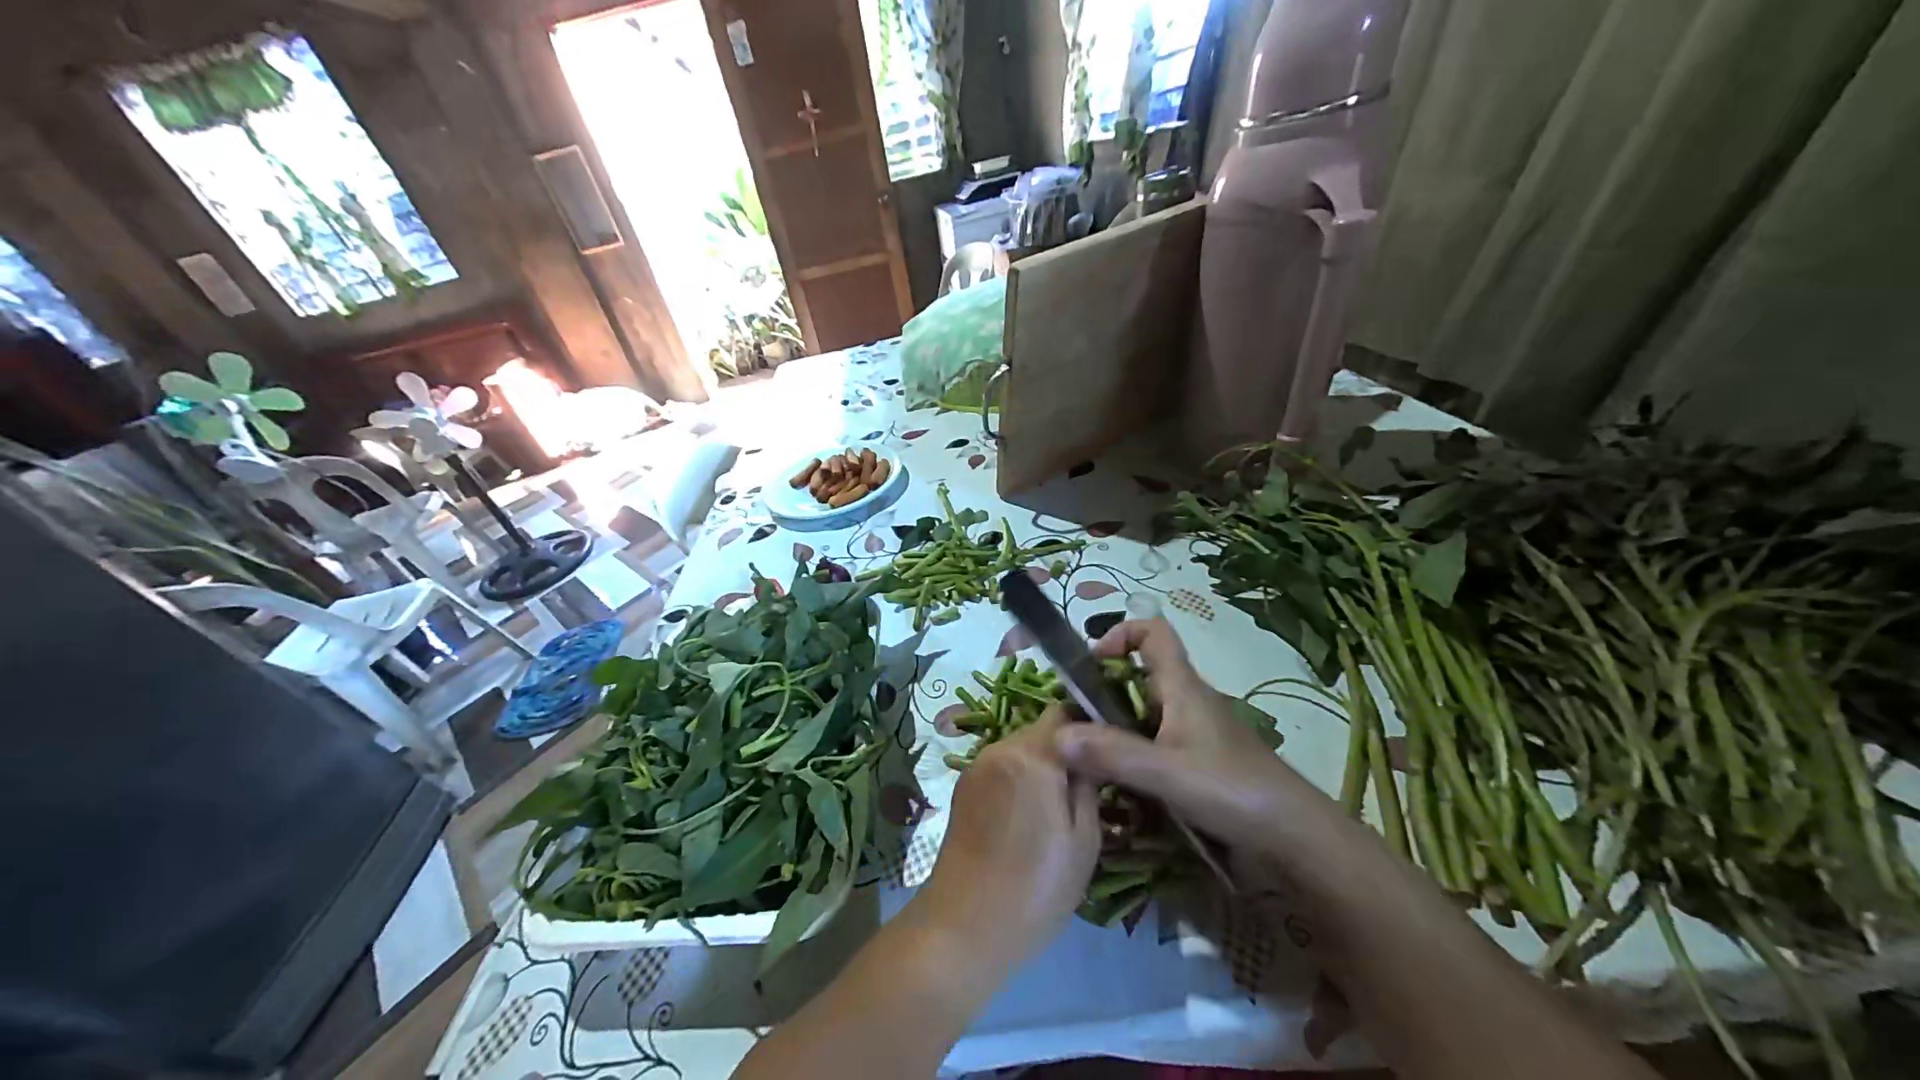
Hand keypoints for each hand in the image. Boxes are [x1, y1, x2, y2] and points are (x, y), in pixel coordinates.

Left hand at [913, 711, 1100, 970]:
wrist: (964, 927)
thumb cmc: (1036, 888)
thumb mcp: (1084, 840)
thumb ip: (1089, 786)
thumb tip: (1091, 757)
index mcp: (1031, 755)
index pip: (1065, 712)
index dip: (1089, 727)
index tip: (1109, 752)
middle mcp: (999, 749)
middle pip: (1041, 731)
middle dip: (1066, 750)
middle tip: (1089, 787)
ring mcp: (976, 767)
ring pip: (1020, 751)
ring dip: (1041, 767)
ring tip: (1060, 808)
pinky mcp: (963, 789)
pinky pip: (1002, 770)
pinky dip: (1019, 781)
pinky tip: (1030, 818)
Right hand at [1054, 618, 1309, 853]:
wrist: (1295, 837)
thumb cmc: (1234, 791)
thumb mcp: (1167, 772)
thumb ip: (1112, 754)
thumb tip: (1055, 735)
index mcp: (1183, 688)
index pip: (1152, 632)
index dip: (1119, 633)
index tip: (1090, 664)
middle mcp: (1187, 703)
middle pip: (1138, 676)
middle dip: (1102, 692)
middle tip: (1072, 723)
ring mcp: (1193, 735)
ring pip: (1142, 715)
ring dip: (1112, 729)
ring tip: (1084, 759)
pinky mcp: (1196, 765)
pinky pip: (1152, 746)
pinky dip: (1129, 756)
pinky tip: (1114, 786)